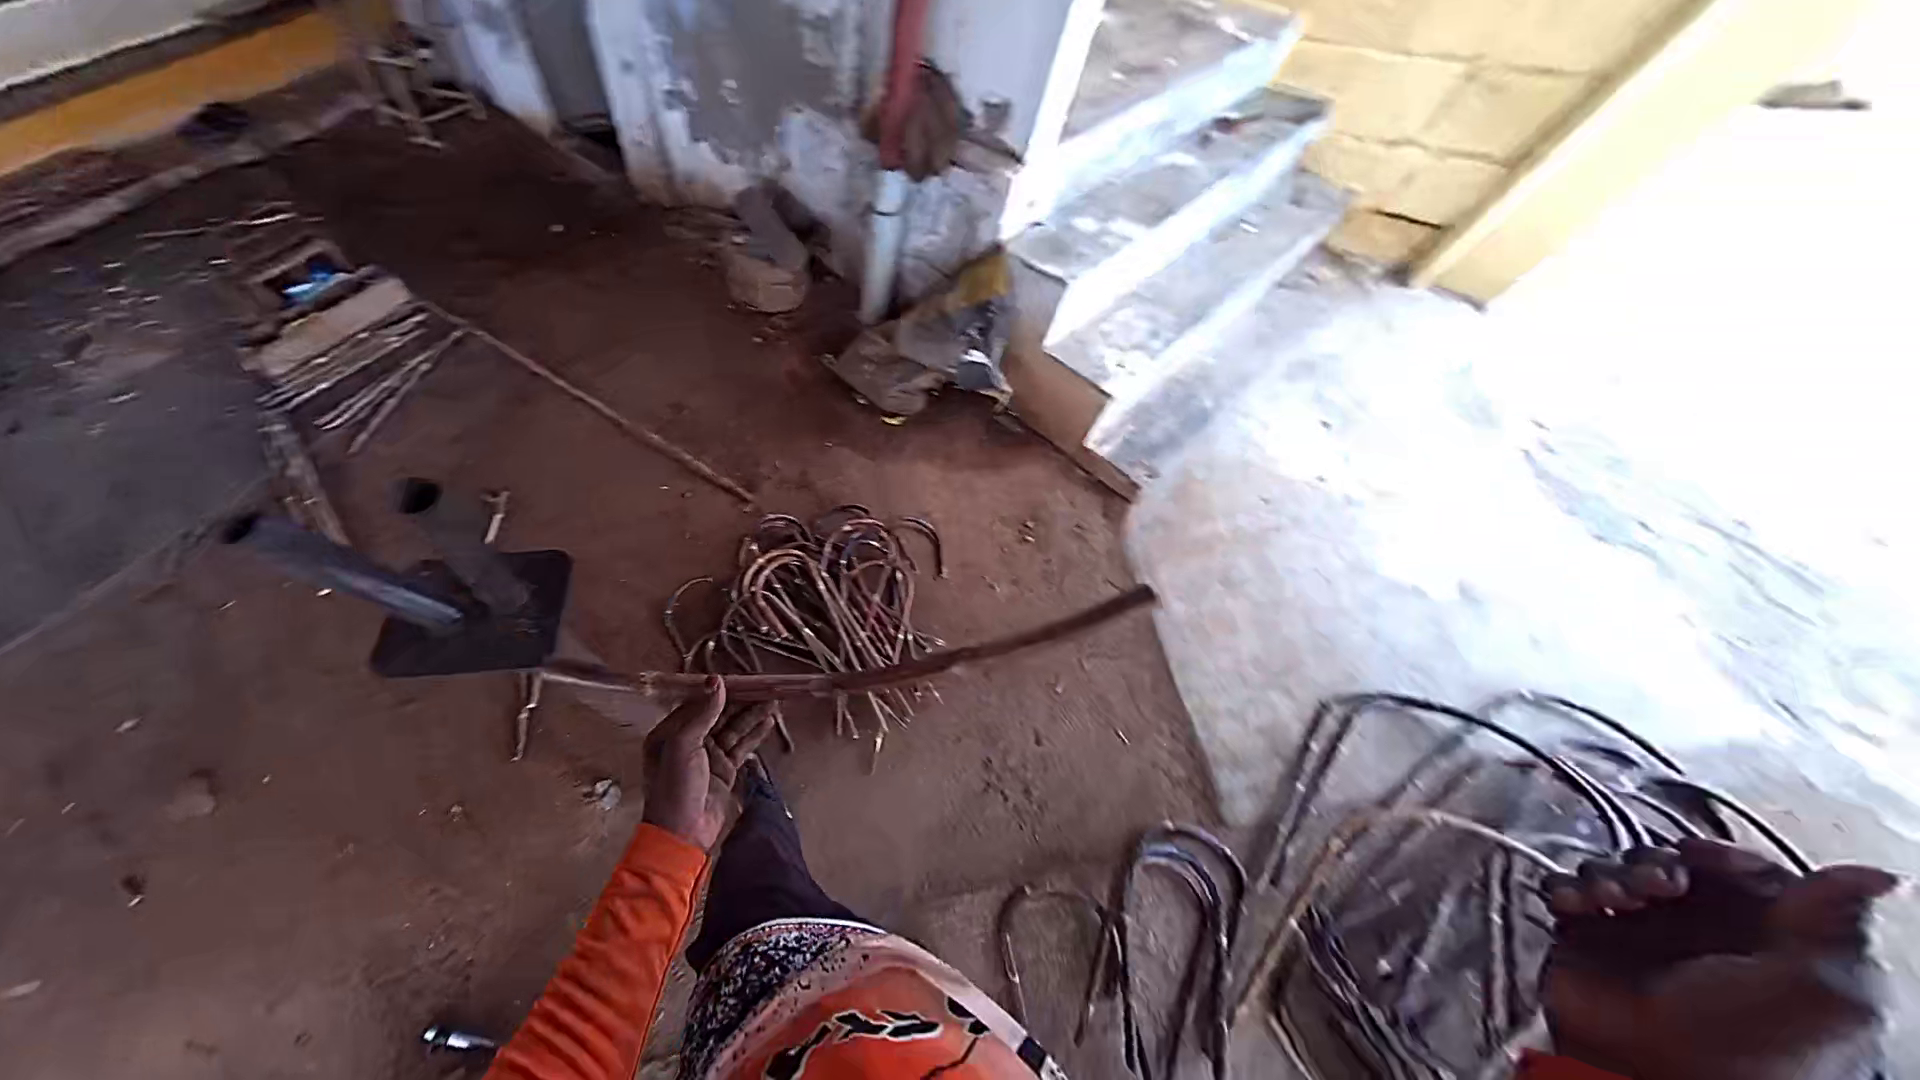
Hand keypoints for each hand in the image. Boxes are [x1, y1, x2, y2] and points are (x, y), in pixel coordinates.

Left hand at [640, 677, 776, 849]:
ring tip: (773, 701)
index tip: (741, 679)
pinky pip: (742, 745)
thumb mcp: (683, 745)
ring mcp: (709, 755)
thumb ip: (703, 713)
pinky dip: (755, 734)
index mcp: (670, 733)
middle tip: (763, 687)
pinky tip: (769, 722)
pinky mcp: (725, 769)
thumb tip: (716, 680)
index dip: (719, 691)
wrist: (683, 833)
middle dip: (740, 701)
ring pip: (734, 728)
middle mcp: (689, 741)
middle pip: (719, 714)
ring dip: (752, 715)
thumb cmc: (675, 786)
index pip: (698, 704)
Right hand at [1541, 839, 1897, 1079]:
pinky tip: (1575, 904)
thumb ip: (1834, 926)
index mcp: (1759, 938)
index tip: (1699, 856)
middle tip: (1654, 885)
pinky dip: (1566, 888)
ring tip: (1610, 899)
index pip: (1741, 873)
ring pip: (1612, 870)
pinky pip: (1565, 890)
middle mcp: (1698, 929)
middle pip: (1667, 863)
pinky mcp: (1583, 933)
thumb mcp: (1820, 991)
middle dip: (1651, 862)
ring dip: (1606, 873)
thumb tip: (1879, 873)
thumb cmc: (1755, 1039)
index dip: (1721, 856)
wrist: (1660, 1074)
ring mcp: (1635, 930)